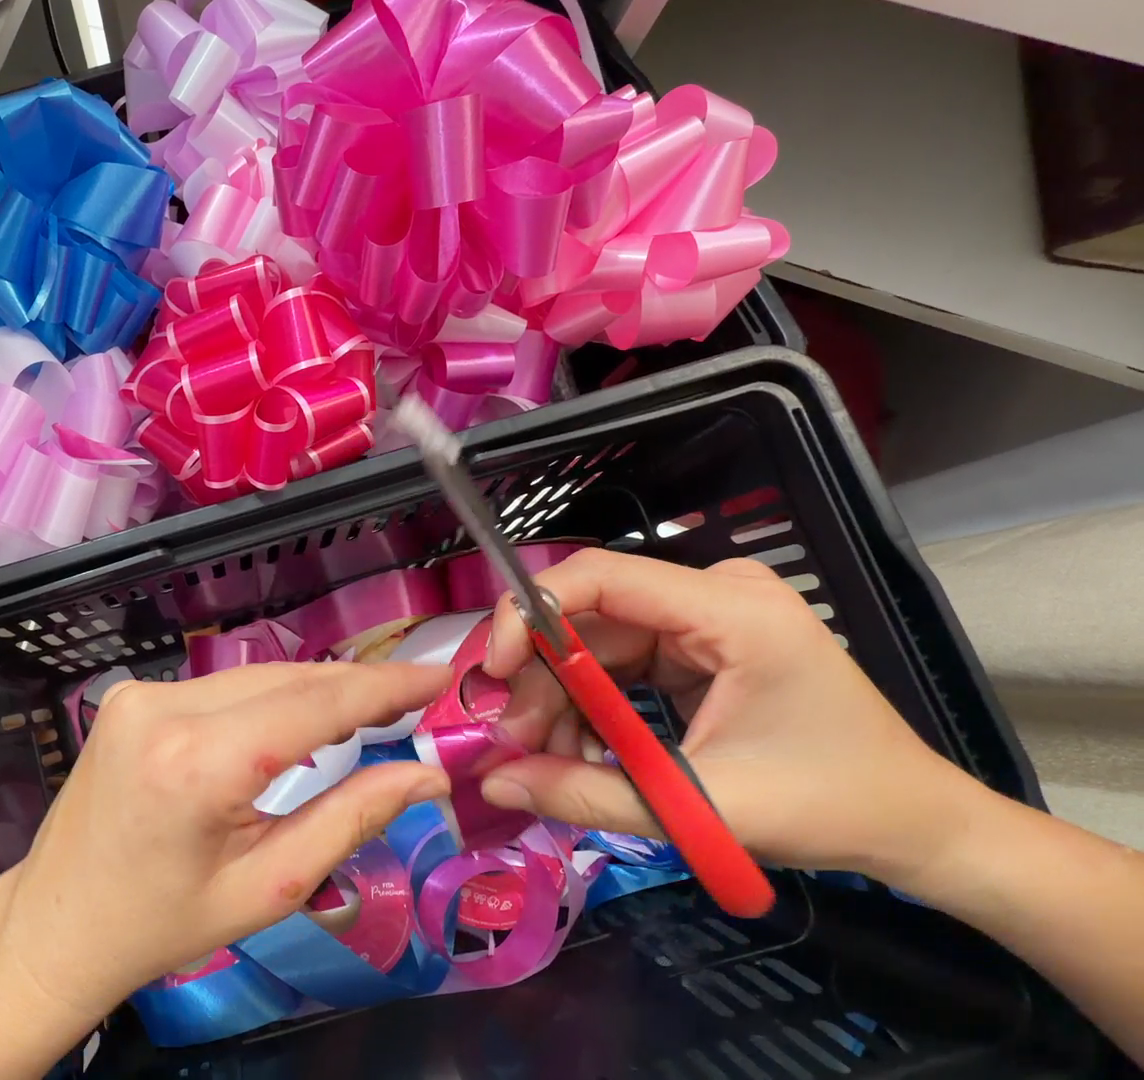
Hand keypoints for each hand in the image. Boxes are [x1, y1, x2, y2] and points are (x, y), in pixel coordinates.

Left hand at [0, 662, 451, 1018]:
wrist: (60, 921)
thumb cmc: (163, 923)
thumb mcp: (267, 887)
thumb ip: (350, 819)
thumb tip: (427, 776)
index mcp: (198, 763)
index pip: (315, 704)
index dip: (385, 687)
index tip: (439, 677)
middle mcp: (163, 708)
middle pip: (287, 681)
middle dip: (356, 689)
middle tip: (417, 702)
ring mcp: (139, 694)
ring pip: (255, 678)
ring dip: (313, 693)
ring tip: (371, 716)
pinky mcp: (130, 697)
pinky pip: (221, 687)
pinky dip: (268, 699)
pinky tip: (299, 722)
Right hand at [479, 549, 987, 886]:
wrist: (919, 825)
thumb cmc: (830, 807)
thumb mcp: (703, 808)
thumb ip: (588, 794)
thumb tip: (492, 784)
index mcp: (733, 611)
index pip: (601, 577)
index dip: (529, 614)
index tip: (490, 673)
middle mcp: (715, 595)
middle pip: (590, 617)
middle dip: (542, 679)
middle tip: (511, 744)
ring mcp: (707, 617)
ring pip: (595, 643)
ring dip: (560, 699)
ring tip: (544, 759)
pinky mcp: (698, 644)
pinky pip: (618, 662)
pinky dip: (590, 705)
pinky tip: (580, 749)